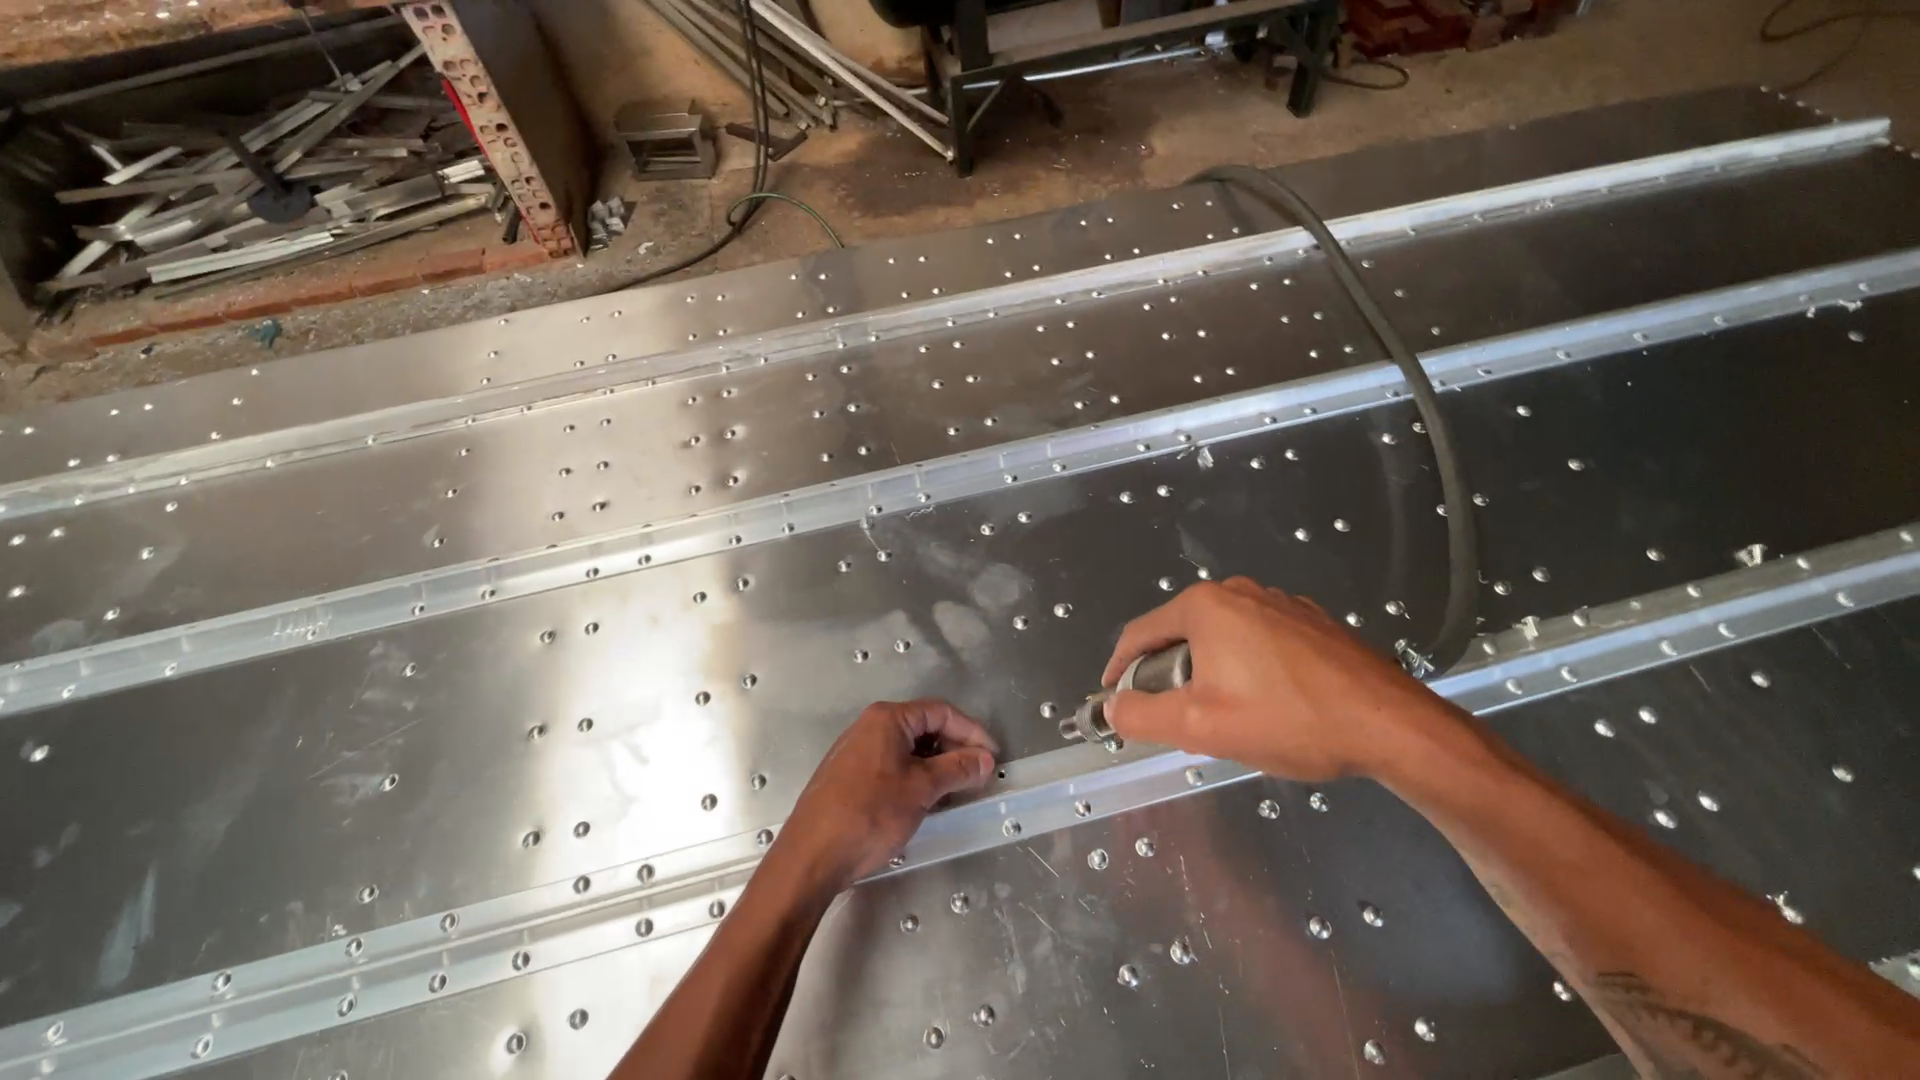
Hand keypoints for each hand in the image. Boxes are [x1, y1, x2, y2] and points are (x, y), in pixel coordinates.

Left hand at [777, 700, 997, 885]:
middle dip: (955, 748)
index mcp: (887, 719)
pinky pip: (893, 766)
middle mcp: (869, 727)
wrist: (812, 856)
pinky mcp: (850, 778)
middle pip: (924, 727)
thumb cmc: (869, 814)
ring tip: (958, 790)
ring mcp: (857, 752)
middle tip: (978, 774)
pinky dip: (916, 778)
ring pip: (909, 750)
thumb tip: (984, 758)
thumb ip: (956, 769)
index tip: (992, 755)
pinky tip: (927, 801)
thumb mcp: (922, 789)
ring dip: (937, 766)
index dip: (971, 731)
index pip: (940, 712)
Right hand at [1101, 578, 1458, 781]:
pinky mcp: (1313, 622)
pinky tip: (1269, 704)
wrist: (1390, 726)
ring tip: (1227, 717)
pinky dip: (1246, 668)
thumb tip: (1113, 707)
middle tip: (1177, 720)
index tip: (1114, 700)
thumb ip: (1141, 715)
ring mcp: (1281, 603)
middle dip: (1169, 676)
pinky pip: (1259, 642)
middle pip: (1180, 635)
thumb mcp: (1200, 727)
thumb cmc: (1288, 721)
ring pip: (1221, 639)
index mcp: (1206, 606)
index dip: (1118, 670)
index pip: (1139, 634)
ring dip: (1208, 673)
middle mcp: (1240, 592)